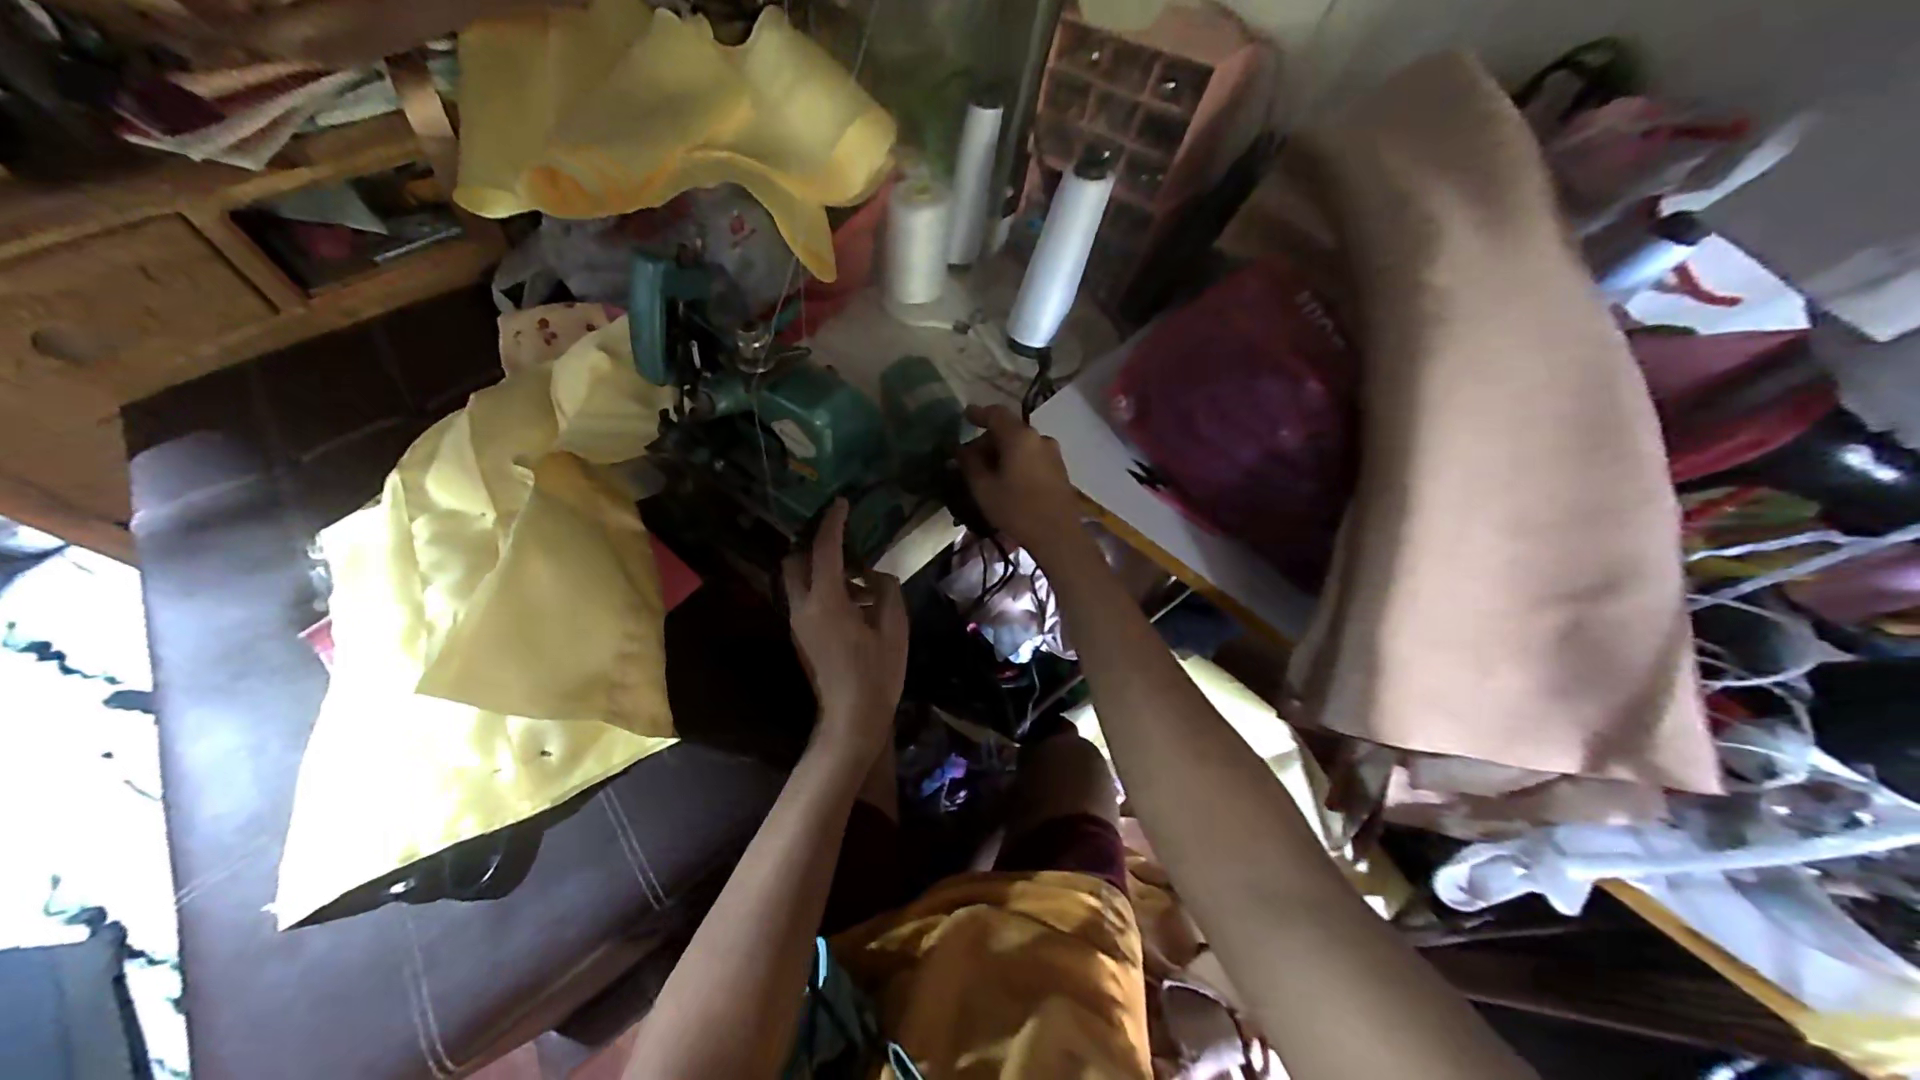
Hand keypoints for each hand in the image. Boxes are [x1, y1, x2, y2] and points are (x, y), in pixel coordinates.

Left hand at [783, 499, 908, 759]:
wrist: (851, 718)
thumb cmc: (877, 674)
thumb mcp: (894, 628)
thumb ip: (886, 592)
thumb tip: (875, 576)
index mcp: (826, 601)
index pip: (825, 550)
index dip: (833, 523)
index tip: (841, 503)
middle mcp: (803, 607)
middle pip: (795, 561)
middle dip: (813, 542)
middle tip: (841, 535)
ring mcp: (797, 623)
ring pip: (796, 580)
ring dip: (818, 566)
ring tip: (855, 571)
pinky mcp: (801, 636)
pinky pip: (804, 597)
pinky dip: (821, 586)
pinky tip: (851, 596)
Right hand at [958, 404, 1090, 566]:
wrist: (1058, 535)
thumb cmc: (1017, 509)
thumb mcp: (984, 488)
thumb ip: (969, 463)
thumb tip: (960, 450)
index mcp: (1019, 437)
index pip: (996, 414)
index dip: (978, 413)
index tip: (965, 416)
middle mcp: (1039, 438)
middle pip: (1009, 430)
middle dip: (987, 440)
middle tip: (969, 458)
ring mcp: (1053, 453)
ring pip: (1021, 444)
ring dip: (1002, 452)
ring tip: (987, 472)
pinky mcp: (1059, 469)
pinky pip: (1032, 456)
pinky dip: (1016, 460)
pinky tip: (1007, 480)